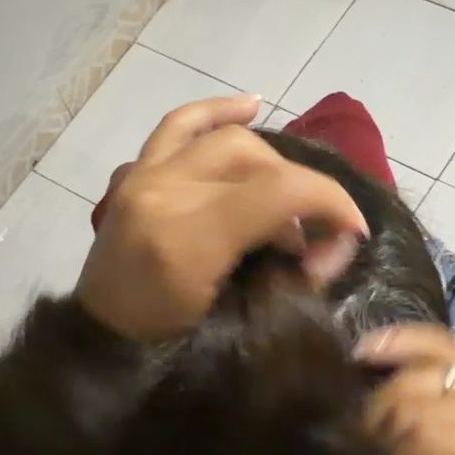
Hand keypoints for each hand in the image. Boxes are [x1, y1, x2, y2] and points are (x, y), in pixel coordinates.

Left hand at [75, 95, 369, 340]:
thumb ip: (288, 276)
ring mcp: (144, 178)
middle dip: (300, 191)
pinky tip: (251, 107)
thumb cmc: (169, 347)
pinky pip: (177, 125)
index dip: (329, 202)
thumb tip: (335, 242)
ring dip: (270, 162)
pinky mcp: (133, 175)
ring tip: (290, 193)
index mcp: (188, 239)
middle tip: (311, 233)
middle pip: (256, 161)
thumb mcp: (236, 322)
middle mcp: (164, 194)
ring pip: (225, 141)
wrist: (101, 342)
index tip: (352, 229)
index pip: (277, 192)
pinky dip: (215, 112)